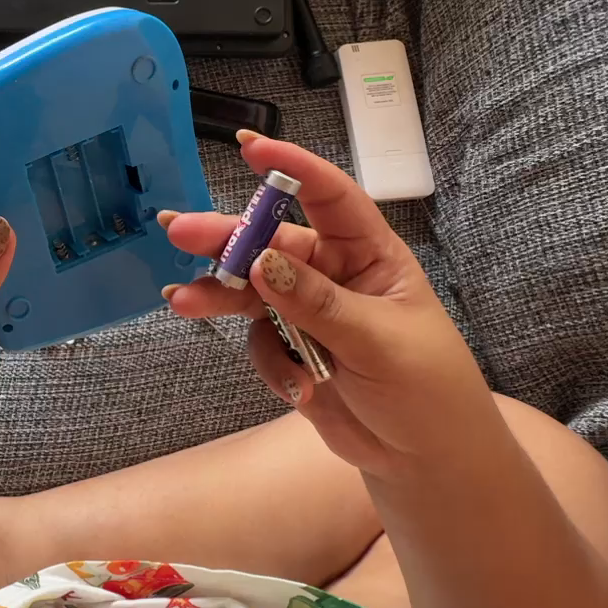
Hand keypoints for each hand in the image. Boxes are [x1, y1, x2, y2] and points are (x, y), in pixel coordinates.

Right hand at [161, 133, 497, 479]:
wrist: (426, 461)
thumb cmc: (427, 390)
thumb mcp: (378, 341)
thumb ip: (314, 302)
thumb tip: (258, 262)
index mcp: (368, 254)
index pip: (329, 196)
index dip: (291, 168)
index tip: (249, 146)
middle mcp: (331, 272)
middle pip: (269, 242)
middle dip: (226, 238)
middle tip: (179, 231)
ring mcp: (306, 308)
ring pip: (250, 288)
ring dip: (218, 295)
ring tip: (181, 300)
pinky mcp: (289, 345)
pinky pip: (259, 338)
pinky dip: (268, 361)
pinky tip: (296, 388)